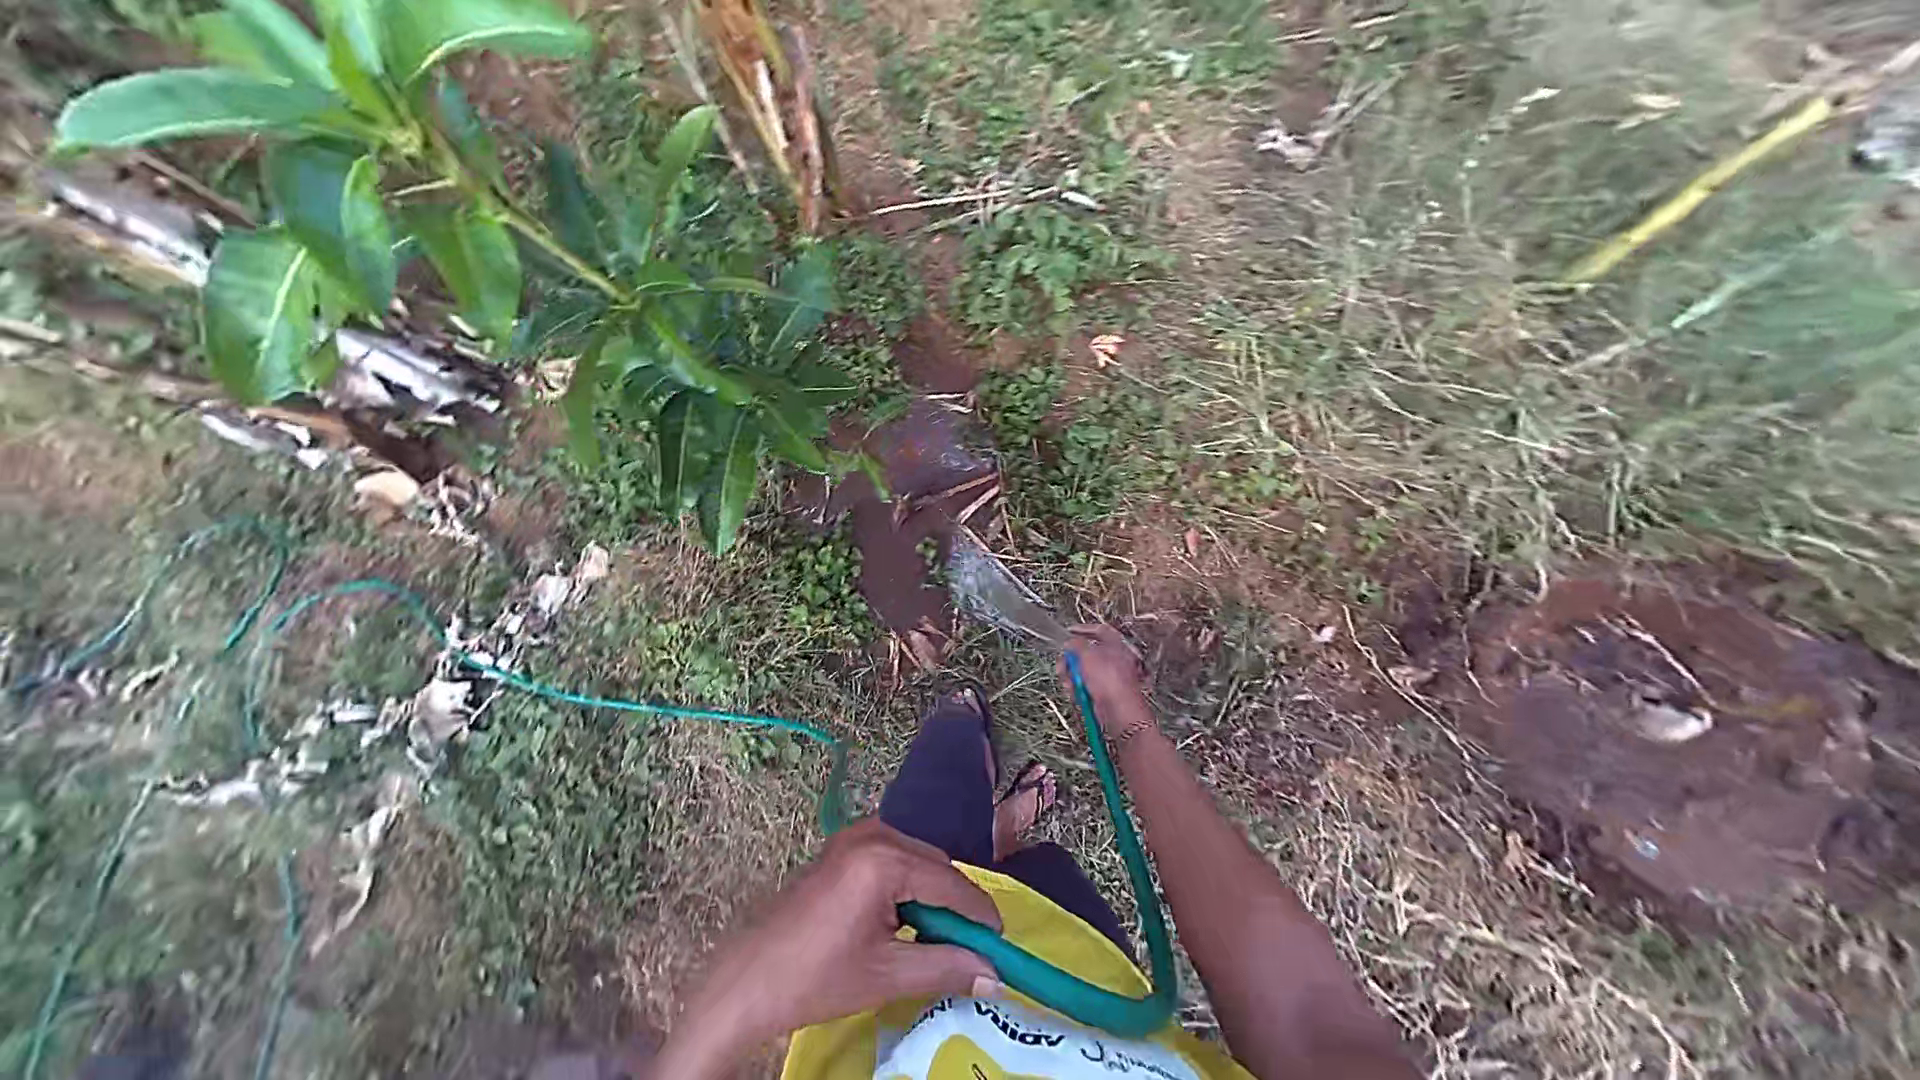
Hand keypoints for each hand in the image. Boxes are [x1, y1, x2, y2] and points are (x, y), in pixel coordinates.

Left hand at [653, 819, 1002, 1078]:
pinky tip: (908, 918)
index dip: (979, 913)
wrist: (750, 979)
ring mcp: (856, 834)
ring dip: (933, 893)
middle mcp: (873, 833)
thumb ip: (946, 968)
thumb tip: (995, 975)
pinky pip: (894, 855)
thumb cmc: (816, 978)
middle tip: (971, 947)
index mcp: (883, 859)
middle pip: (935, 864)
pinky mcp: (845, 844)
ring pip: (917, 858)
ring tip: (939, 938)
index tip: (1002, 942)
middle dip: (956, 904)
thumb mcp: (887, 976)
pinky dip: (909, 884)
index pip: (950, 883)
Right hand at [1060, 623, 1148, 729]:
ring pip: (1083, 672)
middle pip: (1087, 654)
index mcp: (1116, 646)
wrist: (1118, 711)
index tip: (1070, 632)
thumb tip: (1070, 642)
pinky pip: (1085, 687)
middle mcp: (1114, 661)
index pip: (1100, 630)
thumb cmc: (1110, 681)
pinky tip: (1076, 693)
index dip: (1084, 629)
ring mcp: (1108, 678)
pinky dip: (1077, 689)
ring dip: (1072, 677)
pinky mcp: (1103, 694)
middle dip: (1071, 660)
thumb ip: (1076, 645)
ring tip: (1070, 682)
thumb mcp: (1087, 655)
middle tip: (1064, 664)